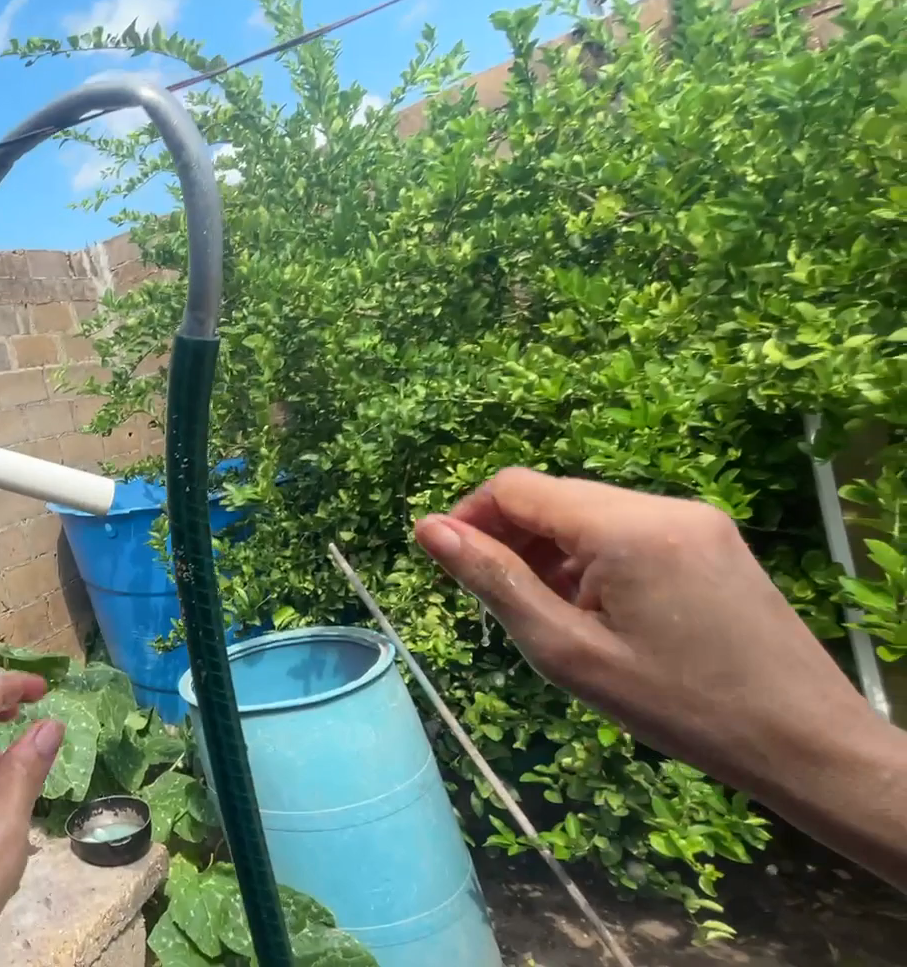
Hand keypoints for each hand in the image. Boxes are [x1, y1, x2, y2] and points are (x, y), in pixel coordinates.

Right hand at [413, 467, 872, 795]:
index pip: (513, 486)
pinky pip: (620, 527)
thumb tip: (425, 528)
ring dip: (546, 550)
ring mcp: (694, 520)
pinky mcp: (710, 539)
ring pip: (581, 511)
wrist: (810, 747)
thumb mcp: (563, 648)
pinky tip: (594, 607)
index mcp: (626, 528)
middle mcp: (663, 506)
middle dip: (508, 537)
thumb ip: (491, 579)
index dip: (469, 518)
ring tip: (550, 611)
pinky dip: (586, 556)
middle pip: (548, 496)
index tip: (453, 566)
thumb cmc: (675, 705)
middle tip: (500, 598)